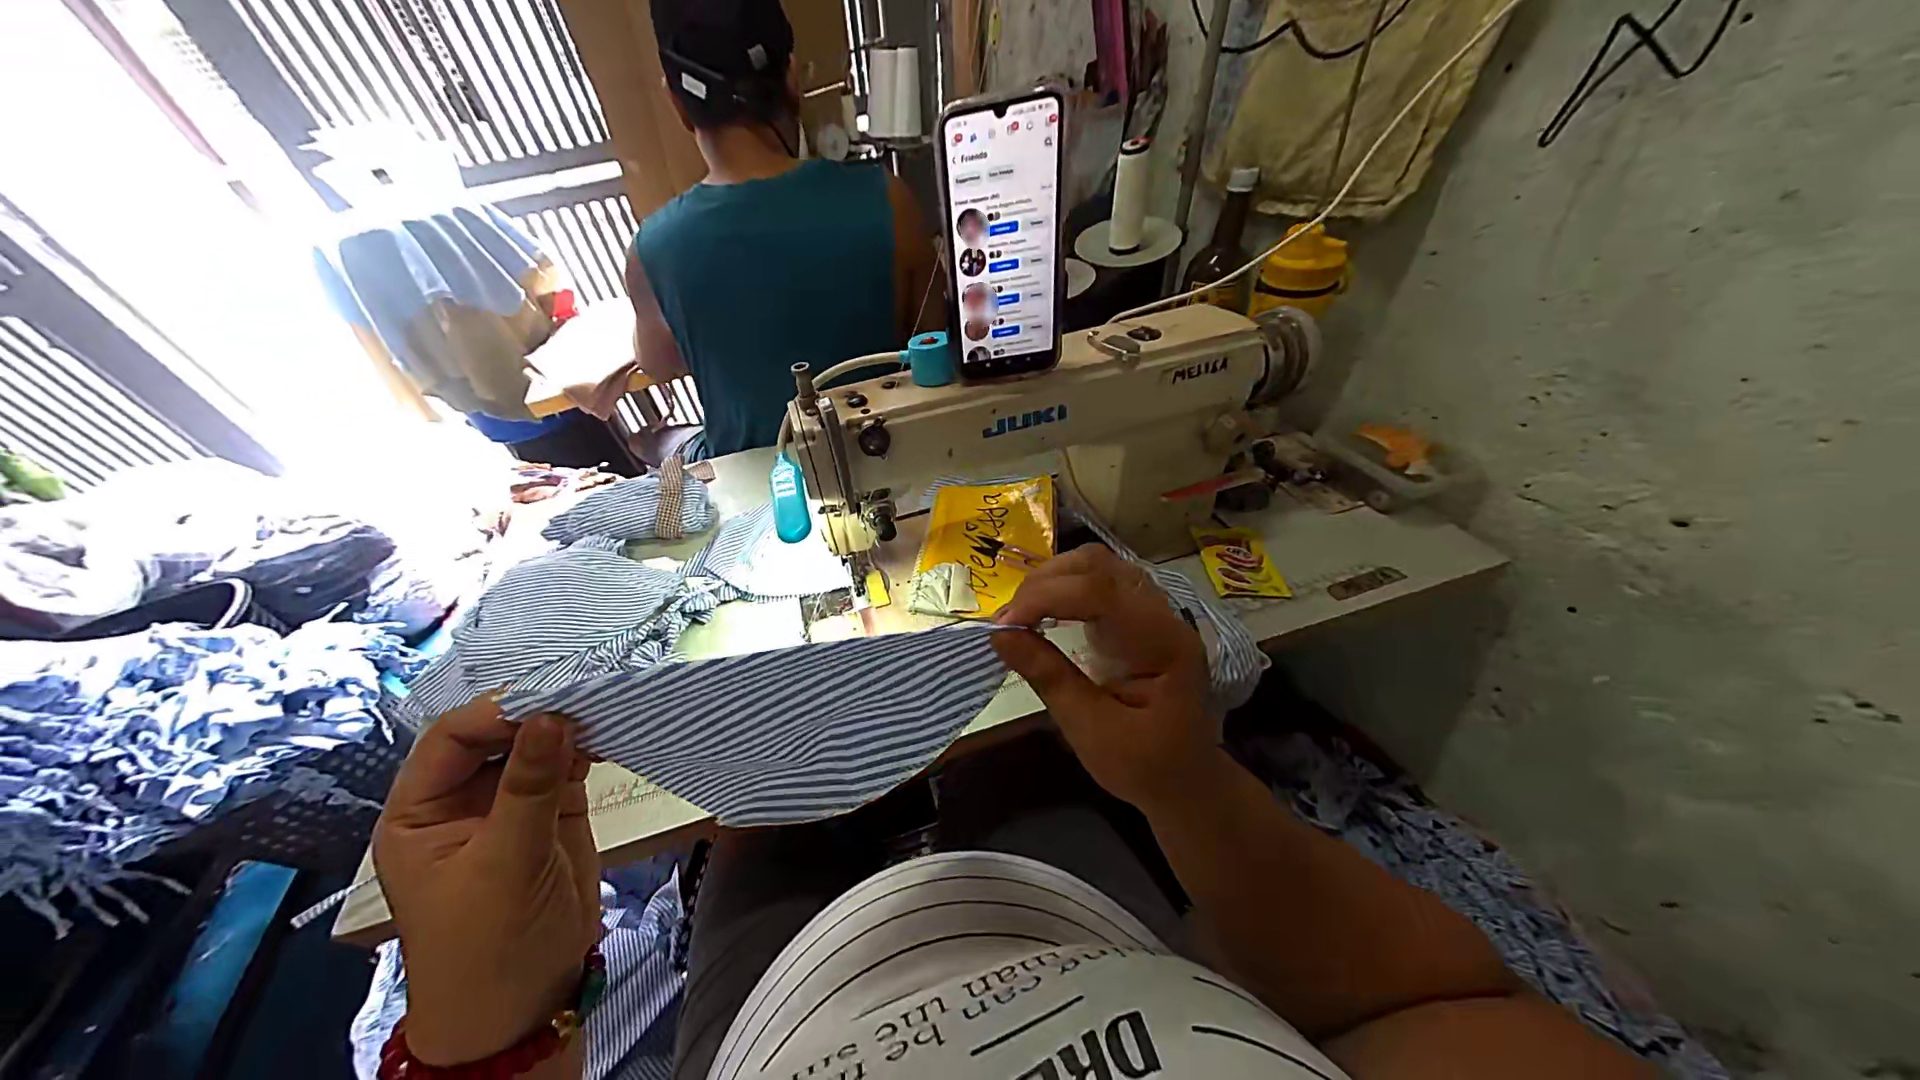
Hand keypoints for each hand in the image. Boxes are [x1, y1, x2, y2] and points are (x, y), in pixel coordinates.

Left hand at [372, 701, 600, 1065]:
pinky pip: (568, 765)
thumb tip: (552, 714)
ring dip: (568, 726)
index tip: (549, 699)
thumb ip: (529, 785)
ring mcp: (512, 803)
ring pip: (537, 745)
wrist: (525, 1003)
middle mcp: (463, 798)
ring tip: (605, 708)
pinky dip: (589, 747)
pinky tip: (611, 734)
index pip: (451, 740)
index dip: (495, 713)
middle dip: (537, 713)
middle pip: (497, 735)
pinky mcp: (553, 811)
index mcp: (422, 811)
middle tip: (586, 695)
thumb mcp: (505, 862)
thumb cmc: (490, 942)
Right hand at [991, 545, 1221, 810]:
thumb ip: (1048, 677)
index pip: (1101, 592)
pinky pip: (1099, 582)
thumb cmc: (1145, 766)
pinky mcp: (1137, 617)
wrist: (1187, 781)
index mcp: (1162, 645)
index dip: (1045, 597)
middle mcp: (1162, 616)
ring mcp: (1152, 612)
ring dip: (1052, 580)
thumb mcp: (1092, 732)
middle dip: (1045, 582)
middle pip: (1100, 566)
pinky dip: (1064, 589)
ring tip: (1021, 615)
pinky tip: (1043, 613)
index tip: (1004, 626)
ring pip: (1098, 565)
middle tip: (1008, 621)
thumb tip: (1000, 635)